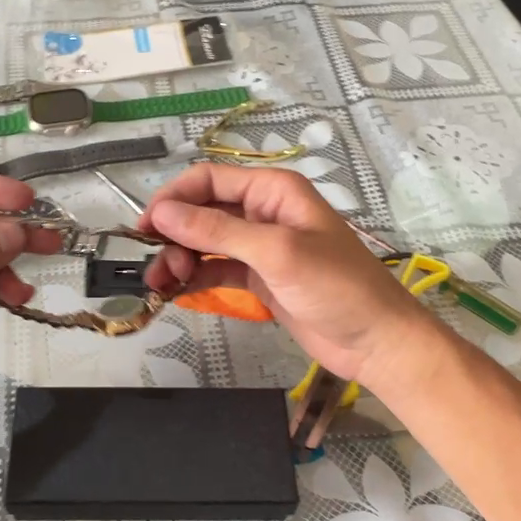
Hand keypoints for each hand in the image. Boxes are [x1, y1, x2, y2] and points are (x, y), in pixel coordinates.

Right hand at [141, 164, 442, 385]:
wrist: (375, 341)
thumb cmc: (336, 287)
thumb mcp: (276, 252)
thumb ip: (218, 230)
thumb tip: (162, 213)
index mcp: (273, 191)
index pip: (209, 179)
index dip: (173, 199)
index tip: (145, 228)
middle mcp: (263, 212)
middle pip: (202, 211)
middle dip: (174, 234)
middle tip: (155, 266)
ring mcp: (260, 247)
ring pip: (205, 243)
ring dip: (179, 258)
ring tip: (162, 284)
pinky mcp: (259, 278)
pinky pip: (216, 269)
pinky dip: (195, 277)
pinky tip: (176, 292)